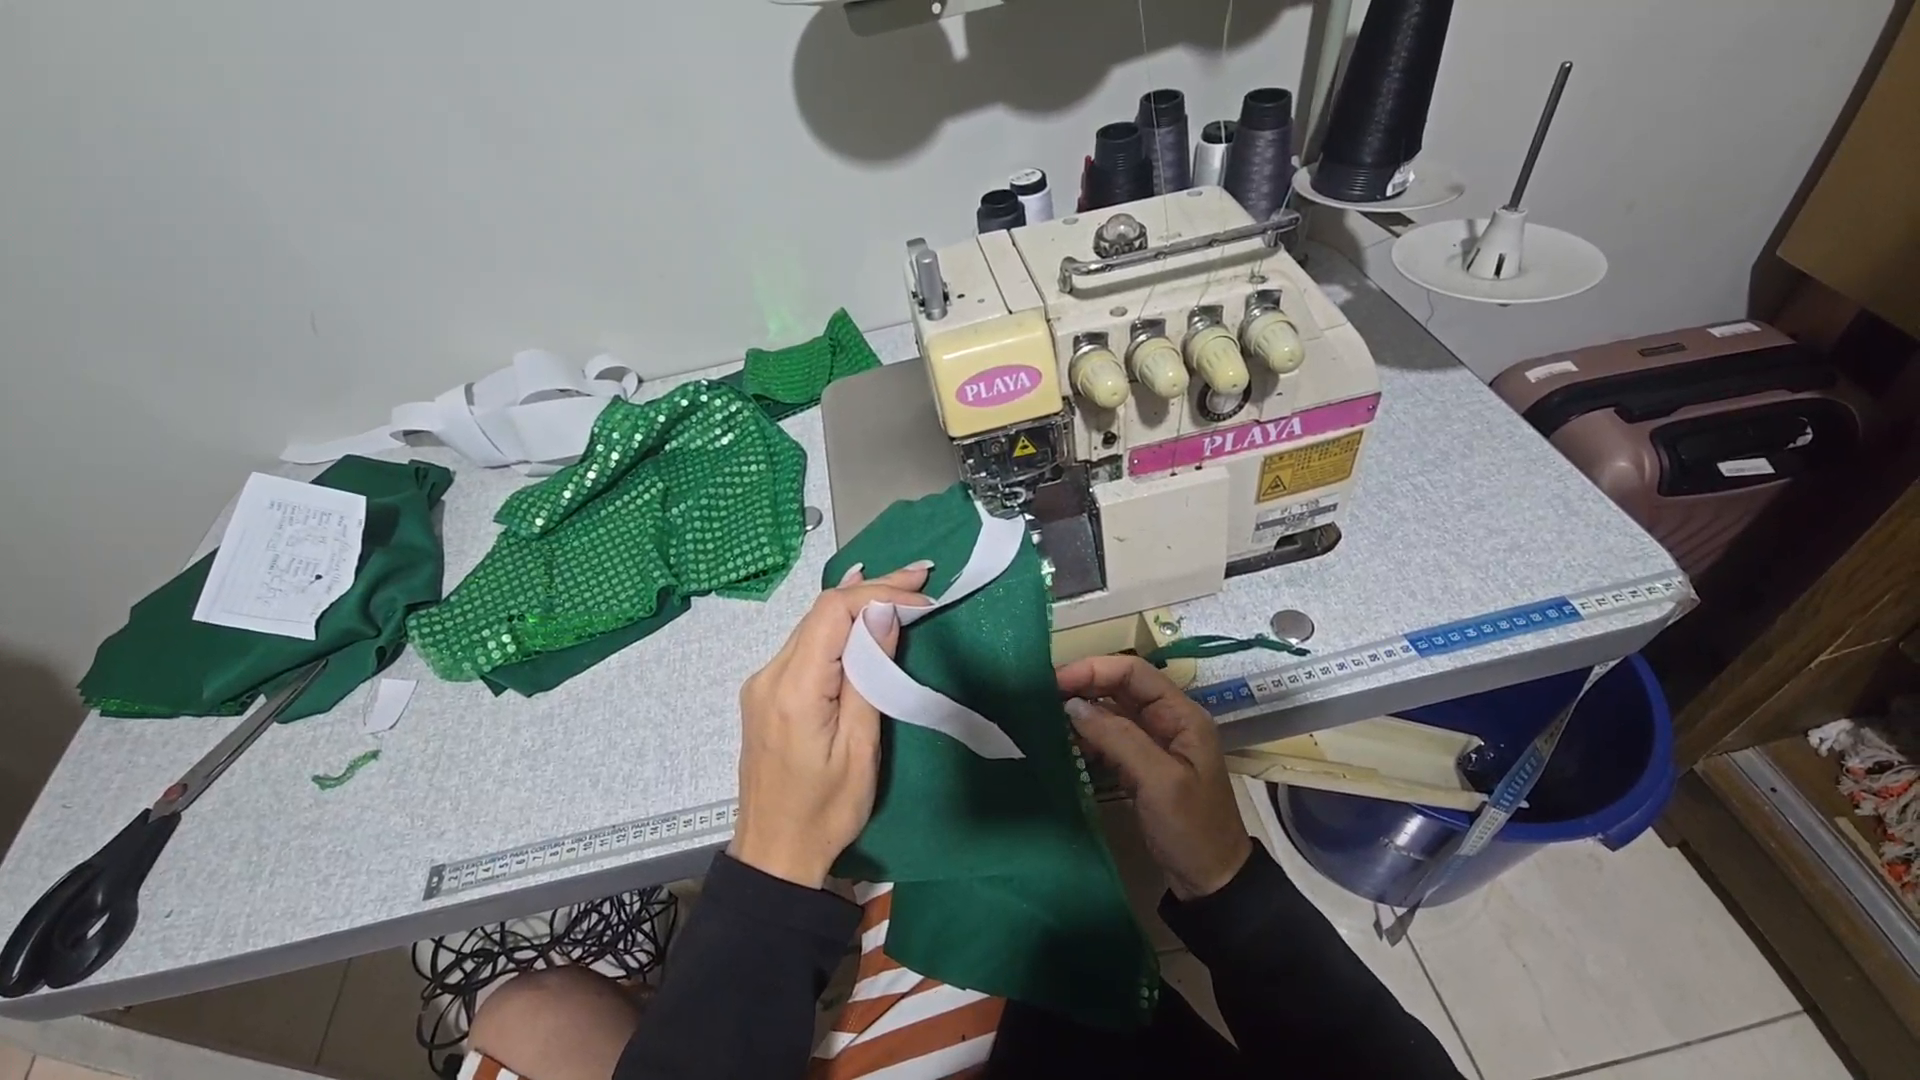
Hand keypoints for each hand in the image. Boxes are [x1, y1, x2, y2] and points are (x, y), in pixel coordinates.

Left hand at [730, 562, 931, 888]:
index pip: (832, 613)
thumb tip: (883, 616)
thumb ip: (869, 677)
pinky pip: (805, 645)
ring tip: (902, 588)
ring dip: (856, 605)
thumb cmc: (826, 812)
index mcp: (793, 689)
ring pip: (812, 625)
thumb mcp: (860, 749)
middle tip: (920, 575)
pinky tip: (861, 611)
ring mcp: (762, 683)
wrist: (774, 855)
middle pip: (820, 612)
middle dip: (871, 589)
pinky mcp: (766, 693)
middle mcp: (769, 675)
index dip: (878, 593)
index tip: (921, 596)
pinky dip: (838, 626)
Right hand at [1058, 655, 1251, 900]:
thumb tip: (1072, 705)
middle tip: (1041, 695)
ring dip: (1082, 711)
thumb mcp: (1158, 780)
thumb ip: (1118, 737)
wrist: (1212, 882)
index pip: (1133, 672)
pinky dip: (1087, 737)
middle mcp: (1168, 721)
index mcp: (1182, 715)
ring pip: (1112, 712)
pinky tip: (1065, 743)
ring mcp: (1154, 744)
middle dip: (1083, 686)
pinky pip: (1109, 739)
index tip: (1054, 681)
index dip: (1093, 669)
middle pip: (1120, 688)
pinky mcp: (1141, 767)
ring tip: (1046, 716)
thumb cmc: (1192, 828)